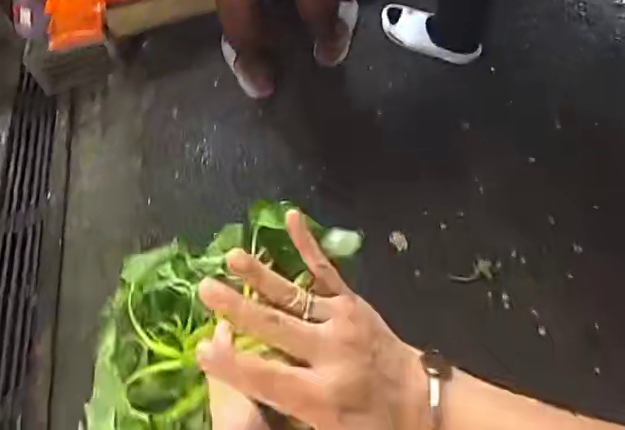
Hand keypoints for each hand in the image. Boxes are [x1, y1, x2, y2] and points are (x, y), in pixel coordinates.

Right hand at [197, 210, 427, 429]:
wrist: (422, 403)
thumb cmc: (368, 426)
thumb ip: (289, 411)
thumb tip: (244, 390)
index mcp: (321, 397)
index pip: (267, 378)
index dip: (233, 364)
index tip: (201, 348)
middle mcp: (329, 354)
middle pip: (275, 328)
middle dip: (236, 309)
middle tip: (204, 289)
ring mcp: (341, 320)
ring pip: (293, 294)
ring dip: (261, 274)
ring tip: (232, 256)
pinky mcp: (351, 300)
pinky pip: (325, 270)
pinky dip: (307, 242)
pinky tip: (291, 216)